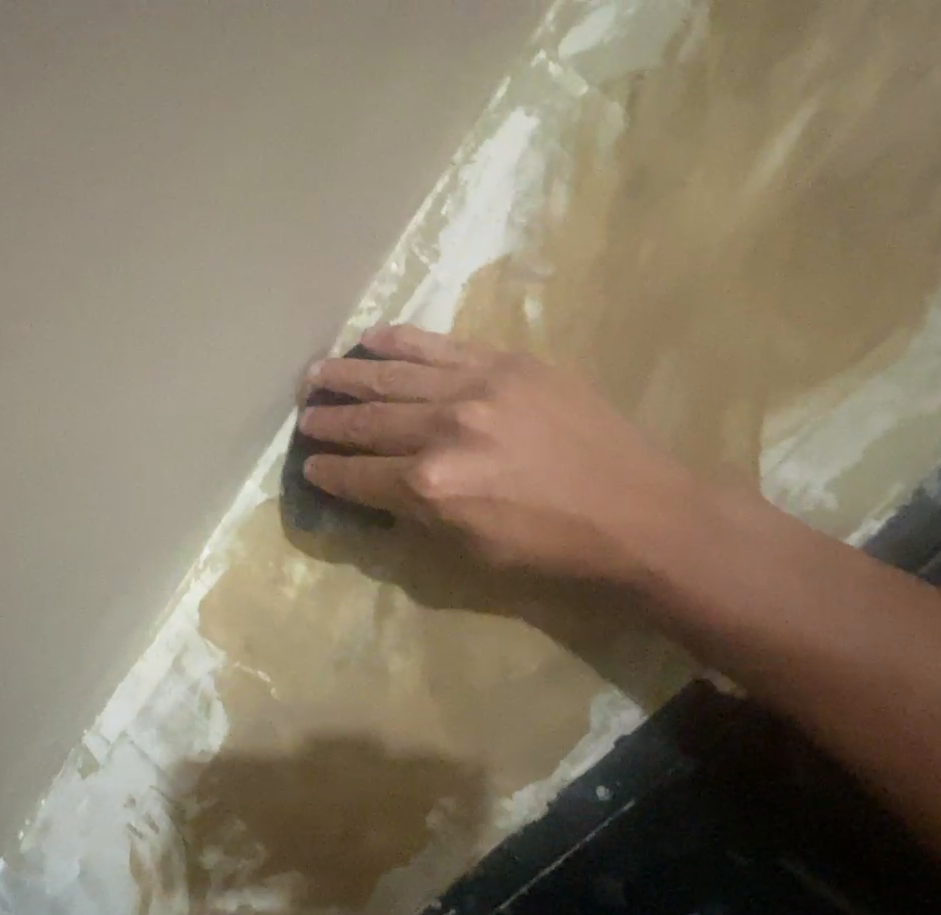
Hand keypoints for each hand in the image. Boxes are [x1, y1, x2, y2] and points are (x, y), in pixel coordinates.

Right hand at [300, 324, 715, 584]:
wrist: (638, 510)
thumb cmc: (550, 547)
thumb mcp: (469, 551)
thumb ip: (415, 514)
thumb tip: (380, 488)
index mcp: (431, 487)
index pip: (358, 475)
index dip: (327, 472)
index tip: (309, 466)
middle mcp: (442, 430)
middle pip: (366, 422)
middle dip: (326, 422)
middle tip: (301, 418)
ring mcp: (475, 388)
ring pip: (392, 376)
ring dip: (346, 376)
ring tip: (313, 374)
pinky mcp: (506, 361)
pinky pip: (437, 345)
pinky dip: (398, 341)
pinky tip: (369, 339)